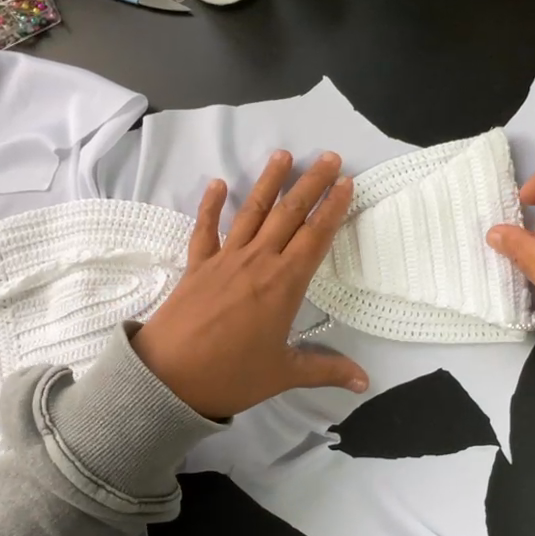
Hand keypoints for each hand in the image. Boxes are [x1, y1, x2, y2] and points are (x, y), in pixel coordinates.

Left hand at [133, 150, 368, 418]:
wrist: (168, 377)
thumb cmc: (232, 375)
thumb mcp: (284, 374)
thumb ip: (326, 370)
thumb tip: (366, 381)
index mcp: (284, 284)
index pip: (316, 236)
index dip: (333, 207)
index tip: (347, 182)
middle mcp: (258, 262)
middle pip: (289, 214)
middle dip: (311, 183)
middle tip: (329, 157)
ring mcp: (224, 260)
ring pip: (251, 212)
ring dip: (268, 182)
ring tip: (283, 154)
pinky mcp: (196, 266)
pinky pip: (205, 229)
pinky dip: (210, 205)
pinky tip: (217, 183)